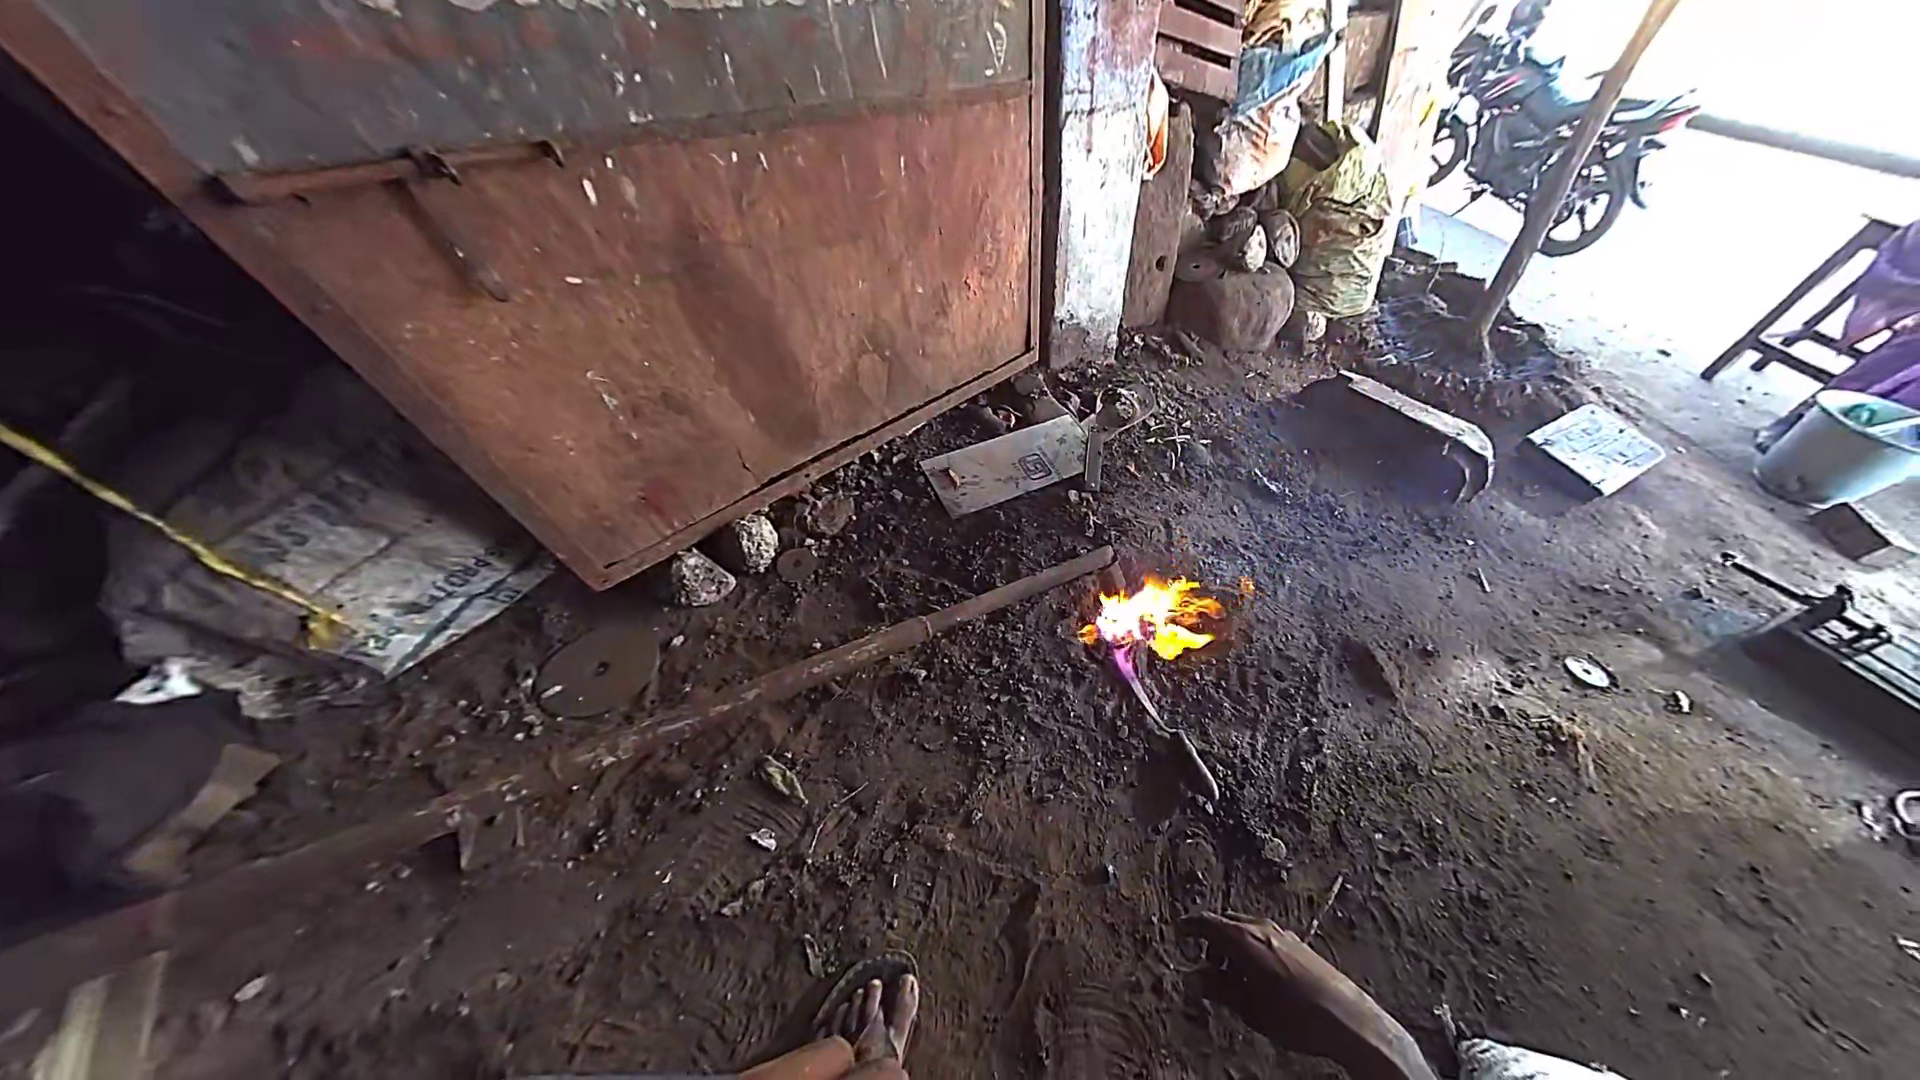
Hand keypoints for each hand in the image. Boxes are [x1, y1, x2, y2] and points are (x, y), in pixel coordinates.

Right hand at [1181, 913, 1437, 1079]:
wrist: (1350, 1021)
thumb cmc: (1295, 1016)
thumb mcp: (1249, 1008)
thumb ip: (1217, 989)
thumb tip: (1193, 978)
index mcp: (1242, 938)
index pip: (1205, 922)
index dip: (1189, 928)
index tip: (1179, 934)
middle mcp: (1260, 927)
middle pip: (1225, 925)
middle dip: (1213, 942)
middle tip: (1208, 967)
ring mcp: (1282, 933)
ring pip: (1246, 932)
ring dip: (1234, 948)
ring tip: (1236, 979)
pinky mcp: (1299, 944)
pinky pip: (1265, 938)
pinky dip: (1253, 951)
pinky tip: (1261, 979)